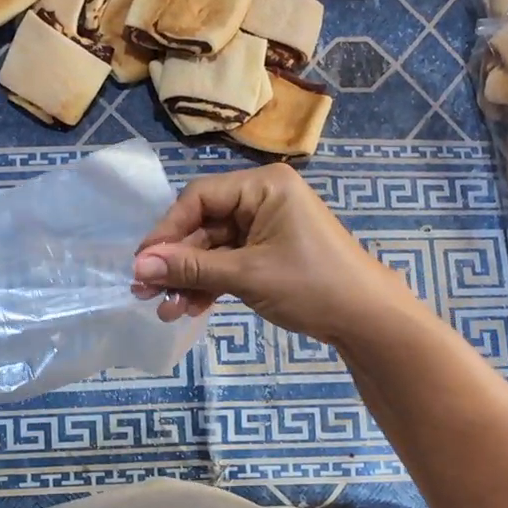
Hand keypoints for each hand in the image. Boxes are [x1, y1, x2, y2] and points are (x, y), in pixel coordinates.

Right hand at [133, 163, 413, 344]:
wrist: (367, 320)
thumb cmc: (311, 286)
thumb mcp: (246, 276)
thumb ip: (191, 268)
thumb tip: (139, 267)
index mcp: (263, 187)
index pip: (199, 197)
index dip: (167, 231)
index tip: (143, 264)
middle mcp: (263, 199)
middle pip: (203, 225)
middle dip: (176, 262)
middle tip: (146, 293)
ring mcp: (266, 227)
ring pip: (213, 249)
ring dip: (189, 279)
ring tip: (166, 311)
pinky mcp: (269, 253)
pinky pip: (229, 263)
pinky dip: (210, 285)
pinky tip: (189, 310)